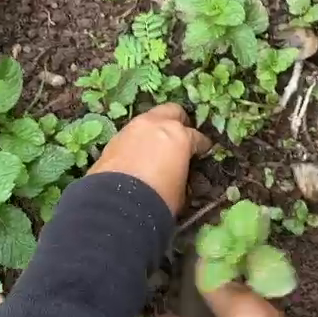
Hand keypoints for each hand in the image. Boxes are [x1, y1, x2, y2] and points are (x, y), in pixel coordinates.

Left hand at [88, 103, 210, 214]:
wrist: (118, 204)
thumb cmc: (159, 198)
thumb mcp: (182, 190)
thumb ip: (183, 172)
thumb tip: (179, 174)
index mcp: (180, 135)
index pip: (198, 137)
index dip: (202, 146)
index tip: (202, 152)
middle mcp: (157, 124)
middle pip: (173, 112)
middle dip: (179, 122)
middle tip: (180, 139)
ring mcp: (133, 127)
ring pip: (149, 119)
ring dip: (155, 130)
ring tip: (156, 147)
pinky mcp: (114, 138)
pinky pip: (132, 133)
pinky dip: (138, 140)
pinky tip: (137, 155)